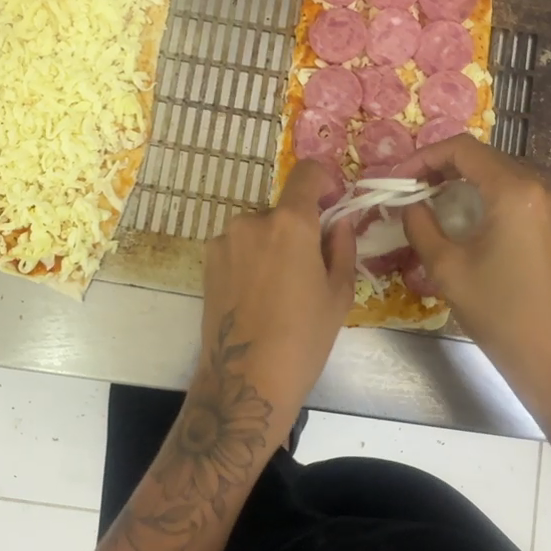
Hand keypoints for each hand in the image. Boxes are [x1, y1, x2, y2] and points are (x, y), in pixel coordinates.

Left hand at [199, 160, 356, 411]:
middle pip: (282, 210)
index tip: (332, 200)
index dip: (323, 179)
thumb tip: (339, 222)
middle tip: (309, 268)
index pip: (306, 173)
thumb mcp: (339, 293)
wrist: (246, 378)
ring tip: (280, 290)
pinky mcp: (207, 262)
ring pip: (258, 231)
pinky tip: (256, 296)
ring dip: (272, 246)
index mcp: (291, 223)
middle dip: (298, 229)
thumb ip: (342, 246)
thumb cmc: (304, 338)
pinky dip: (250, 260)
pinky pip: (237, 248)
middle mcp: (252, 221)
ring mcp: (224, 241)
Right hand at [399, 136, 550, 402]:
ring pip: (506, 173)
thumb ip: (421, 225)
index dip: (425, 157)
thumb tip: (410, 204)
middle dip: (445, 168)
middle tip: (413, 190)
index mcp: (515, 191)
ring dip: (469, 181)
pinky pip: (525, 193)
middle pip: (486, 157)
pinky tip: (473, 219)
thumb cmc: (498, 313)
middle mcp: (545, 186)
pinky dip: (494, 195)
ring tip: (438, 202)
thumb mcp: (446, 267)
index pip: (463, 150)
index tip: (400, 178)